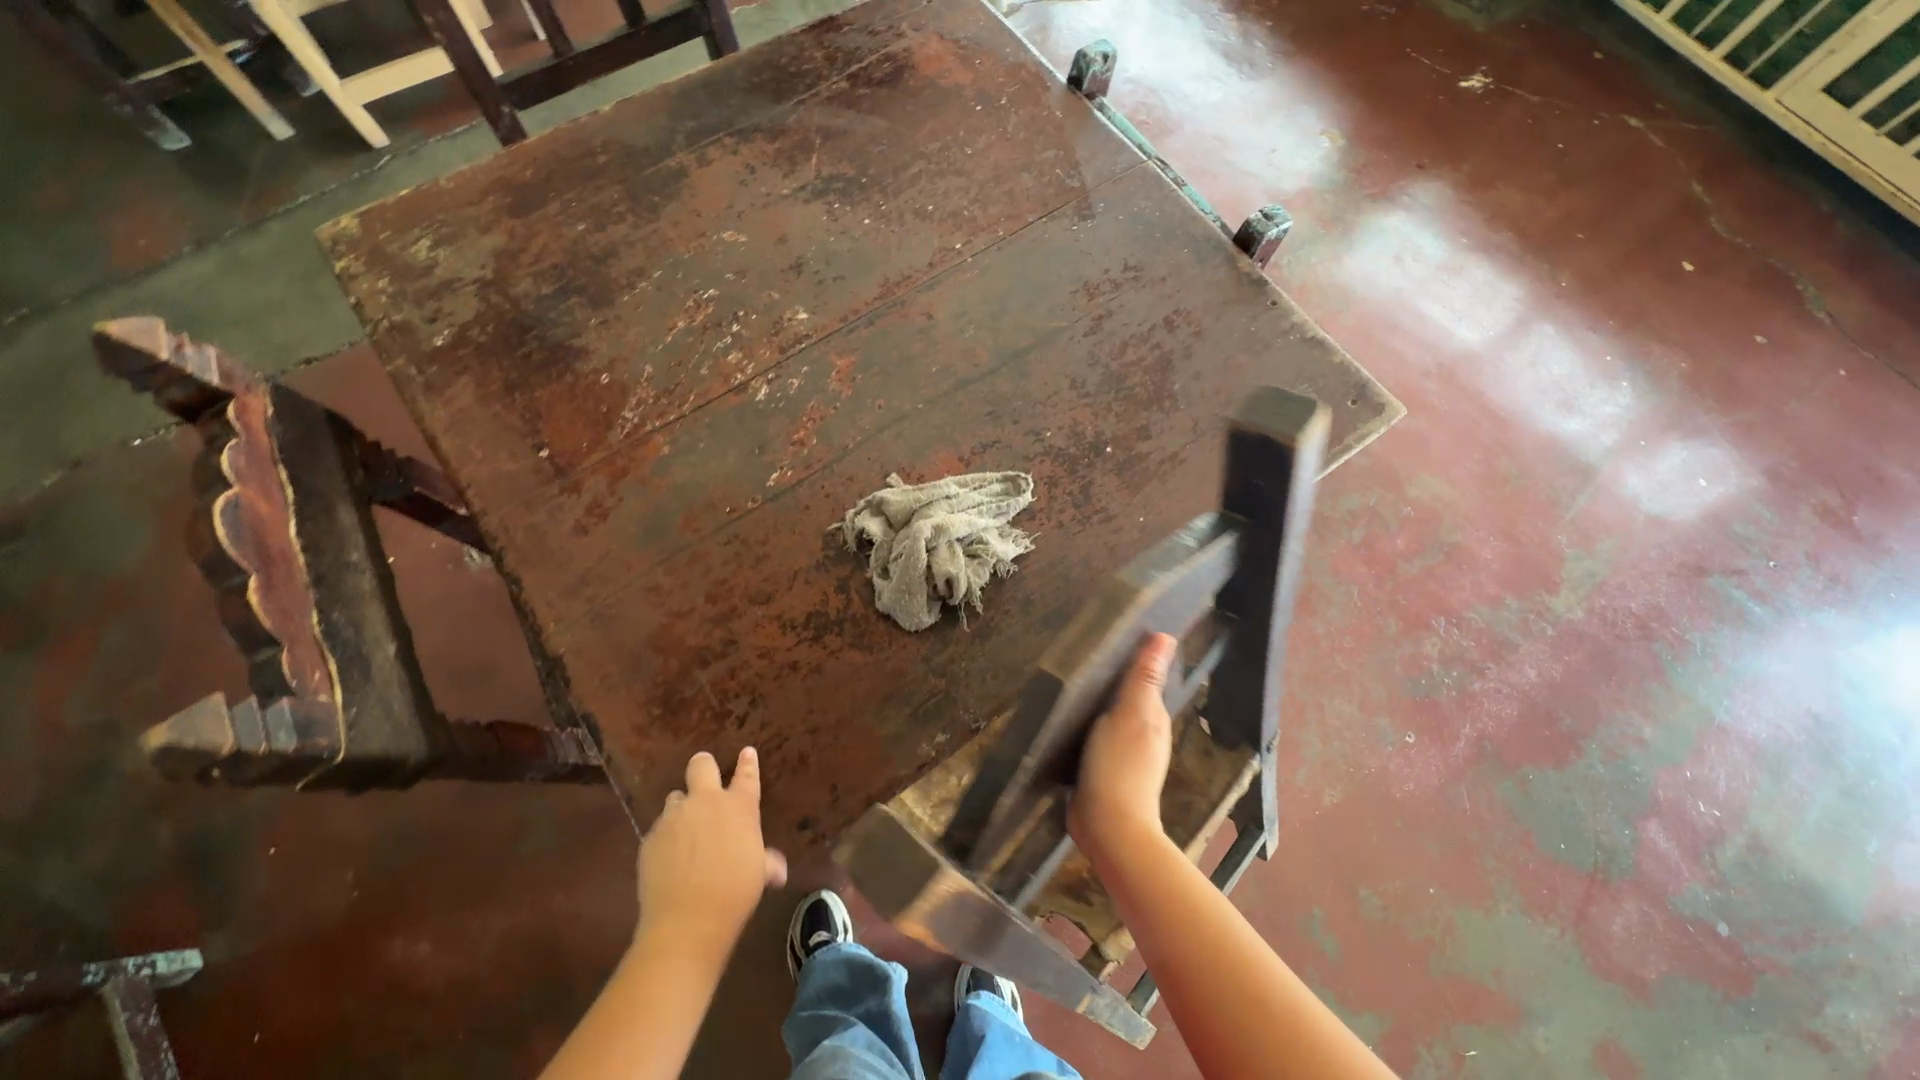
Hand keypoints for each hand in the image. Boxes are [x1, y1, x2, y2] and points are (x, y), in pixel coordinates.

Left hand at [636, 748, 788, 954]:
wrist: (687, 919)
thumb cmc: (735, 893)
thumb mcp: (759, 875)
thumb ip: (766, 863)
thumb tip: (776, 870)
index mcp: (738, 807)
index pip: (746, 775)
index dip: (747, 762)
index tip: (746, 752)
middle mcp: (705, 803)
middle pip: (701, 765)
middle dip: (704, 766)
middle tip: (705, 775)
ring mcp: (674, 818)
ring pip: (676, 797)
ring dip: (683, 807)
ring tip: (686, 829)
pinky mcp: (650, 837)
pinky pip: (660, 828)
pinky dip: (667, 837)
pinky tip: (670, 858)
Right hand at [1069, 632, 1176, 853]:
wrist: (1108, 827)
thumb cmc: (1120, 765)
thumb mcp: (1131, 714)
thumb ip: (1144, 678)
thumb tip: (1165, 636)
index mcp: (1154, 718)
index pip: (1143, 681)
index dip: (1128, 662)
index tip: (1105, 640)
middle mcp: (1142, 735)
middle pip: (1125, 700)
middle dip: (1108, 683)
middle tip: (1079, 660)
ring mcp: (1122, 756)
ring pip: (1107, 721)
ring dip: (1093, 707)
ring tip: (1067, 688)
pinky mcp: (1102, 773)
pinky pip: (1092, 742)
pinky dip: (1082, 730)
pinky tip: (1065, 725)